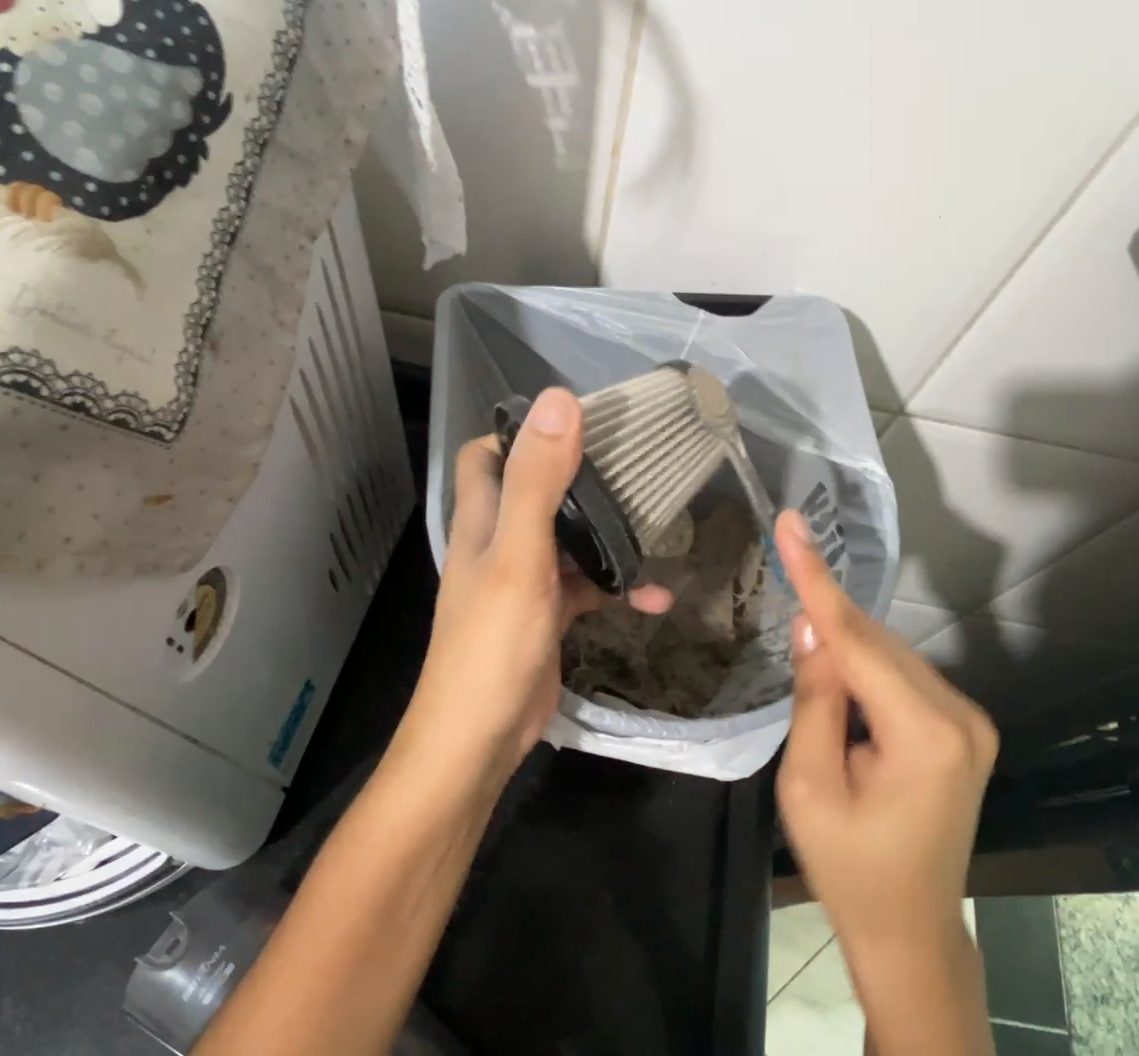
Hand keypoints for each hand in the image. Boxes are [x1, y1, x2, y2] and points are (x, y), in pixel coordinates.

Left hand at [396, 387, 671, 780]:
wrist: (480, 738)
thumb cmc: (492, 644)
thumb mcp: (519, 557)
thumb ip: (538, 482)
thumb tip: (560, 400)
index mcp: (481, 520)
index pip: (487, 454)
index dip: (521, 432)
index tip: (576, 423)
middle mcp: (499, 543)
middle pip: (538, 492)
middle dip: (582, 478)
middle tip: (634, 467)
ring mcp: (523, 582)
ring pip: (568, 541)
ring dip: (608, 537)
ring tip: (657, 528)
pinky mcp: (546, 617)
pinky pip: (586, 589)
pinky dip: (617, 588)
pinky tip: (657, 597)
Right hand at [773, 509, 997, 949]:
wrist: (908, 926)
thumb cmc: (849, 866)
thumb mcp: (809, 785)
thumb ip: (814, 698)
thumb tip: (812, 625)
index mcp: (926, 732)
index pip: (858, 639)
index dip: (817, 578)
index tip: (792, 523)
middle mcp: (961, 714)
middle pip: (877, 644)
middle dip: (827, 622)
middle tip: (784, 596)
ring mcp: (970, 721)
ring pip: (891, 657)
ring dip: (844, 651)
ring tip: (810, 681)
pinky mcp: (964, 731)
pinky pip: (903, 679)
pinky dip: (865, 671)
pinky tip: (839, 689)